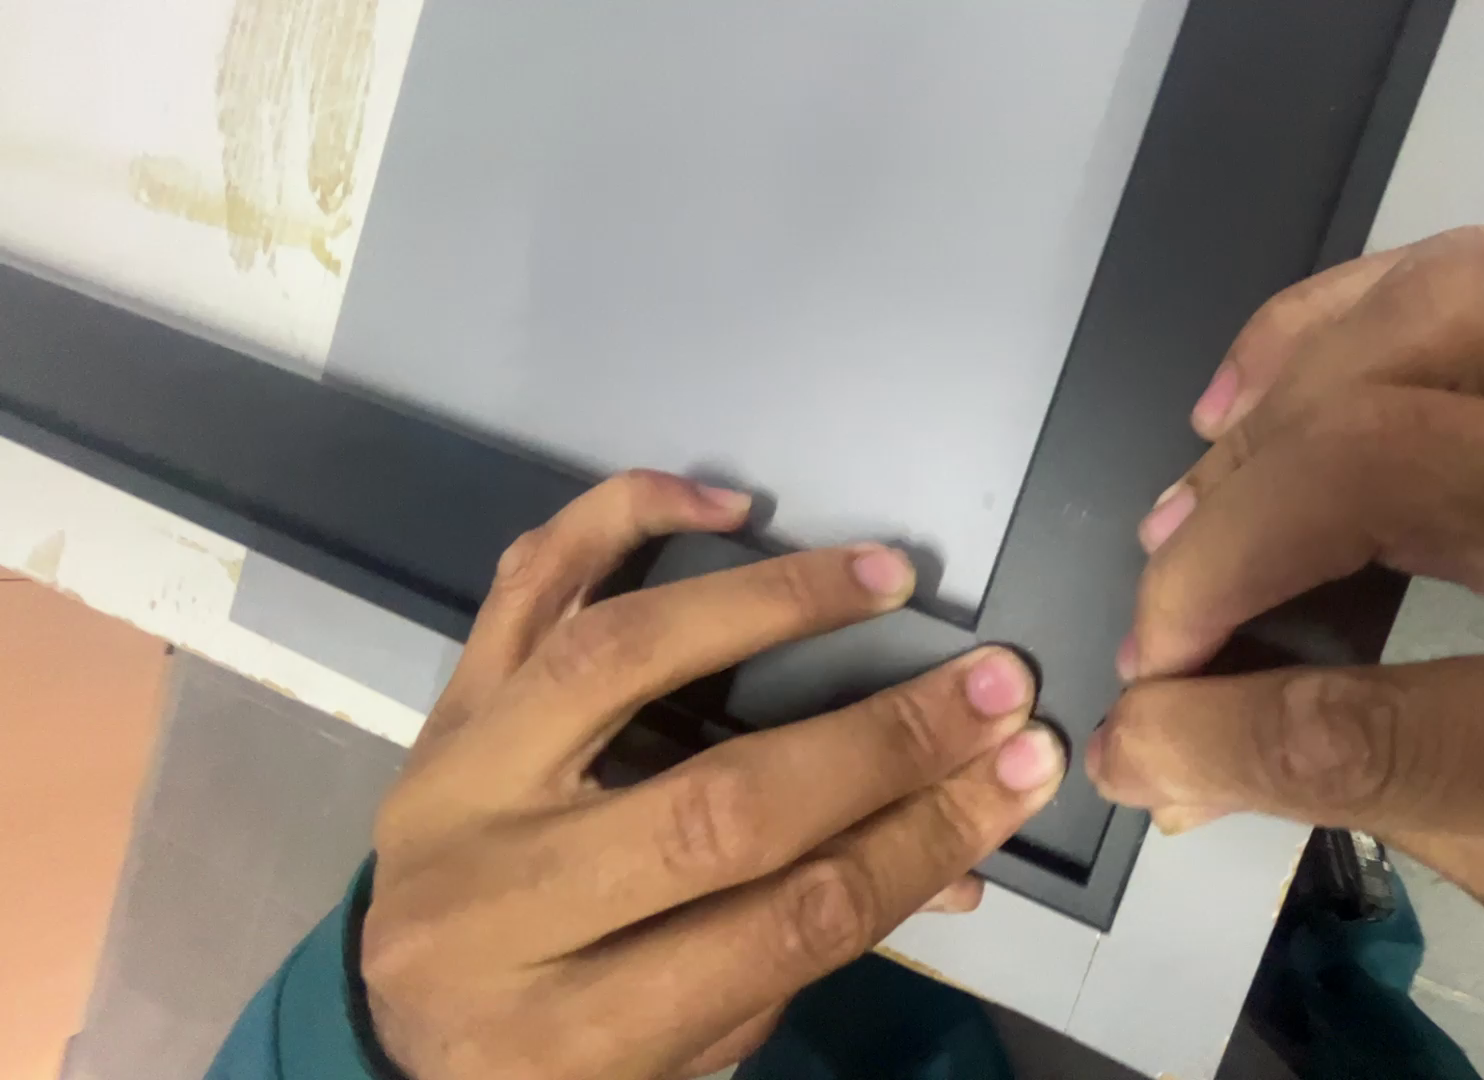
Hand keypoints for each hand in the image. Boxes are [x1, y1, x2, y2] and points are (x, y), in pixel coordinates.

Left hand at [360, 471, 1064, 1079]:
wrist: (401, 1015)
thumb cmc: (572, 1036)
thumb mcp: (700, 1030)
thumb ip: (824, 934)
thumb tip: (968, 857)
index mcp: (573, 1034)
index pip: (797, 919)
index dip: (929, 837)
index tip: (1025, 767)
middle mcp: (501, 900)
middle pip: (727, 804)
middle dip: (889, 737)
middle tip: (995, 681)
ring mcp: (459, 777)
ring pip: (620, 659)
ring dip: (778, 606)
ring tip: (887, 574)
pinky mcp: (450, 699)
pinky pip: (528, 580)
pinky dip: (626, 519)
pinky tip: (724, 504)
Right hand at [1088, 227, 1483, 932]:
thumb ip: (1334, 797)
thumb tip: (1150, 754)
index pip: (1398, 725)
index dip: (1221, 729)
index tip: (1133, 734)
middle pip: (1386, 468)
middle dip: (1217, 555)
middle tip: (1154, 633)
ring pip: (1428, 321)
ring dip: (1265, 420)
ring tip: (1188, 511)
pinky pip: (1454, 279)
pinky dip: (1311, 327)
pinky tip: (1240, 400)